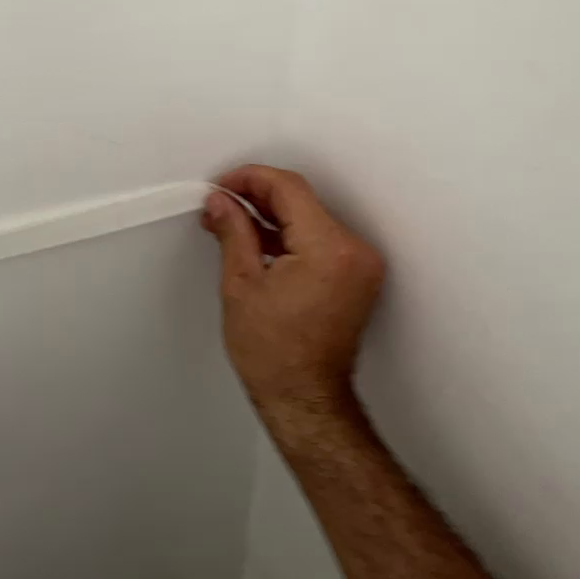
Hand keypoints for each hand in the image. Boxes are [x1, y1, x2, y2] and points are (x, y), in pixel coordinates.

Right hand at [202, 166, 385, 428]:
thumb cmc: (276, 356)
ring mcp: (358, 265)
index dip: (249, 179)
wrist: (303, 398)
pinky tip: (259, 239)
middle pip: (301, 200)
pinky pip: (320, 238)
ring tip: (232, 223)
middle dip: (257, 197)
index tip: (223, 185)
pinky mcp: (354, 277)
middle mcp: (353, 252)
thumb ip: (233, 231)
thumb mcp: (240, 283)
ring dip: (272, 215)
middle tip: (221, 203)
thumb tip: (222, 202)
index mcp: (328, 250)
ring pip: (309, 217)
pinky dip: (290, 234)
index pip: (288, 189)